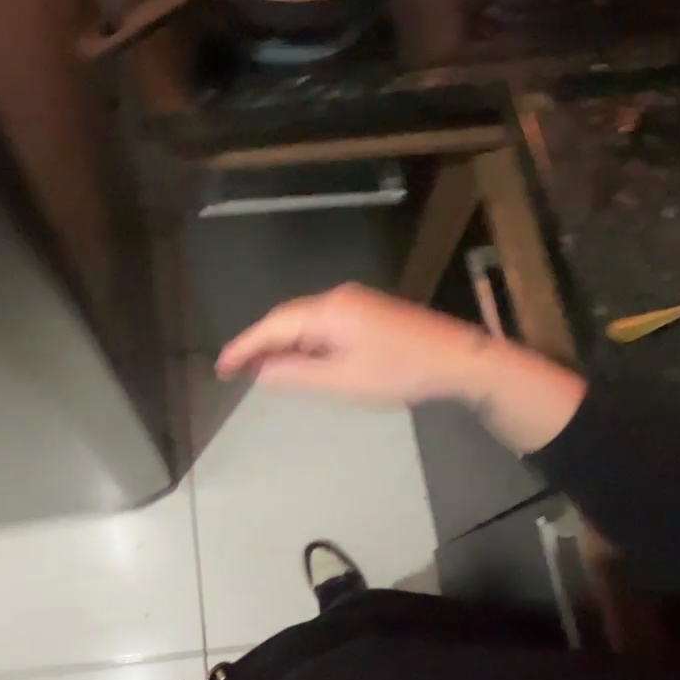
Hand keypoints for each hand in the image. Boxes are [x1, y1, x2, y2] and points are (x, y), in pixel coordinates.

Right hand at [215, 283, 496, 406]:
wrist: (459, 358)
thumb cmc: (399, 372)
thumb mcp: (343, 381)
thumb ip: (296, 374)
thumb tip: (260, 371)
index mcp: (328, 311)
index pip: (272, 325)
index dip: (244, 346)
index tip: (220, 367)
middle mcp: (336, 298)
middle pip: (286, 318)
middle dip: (259, 343)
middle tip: (235, 371)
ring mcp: (354, 302)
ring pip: (304, 321)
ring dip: (282, 344)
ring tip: (262, 370)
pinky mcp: (367, 311)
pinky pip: (323, 324)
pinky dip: (304, 342)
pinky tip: (302, 361)